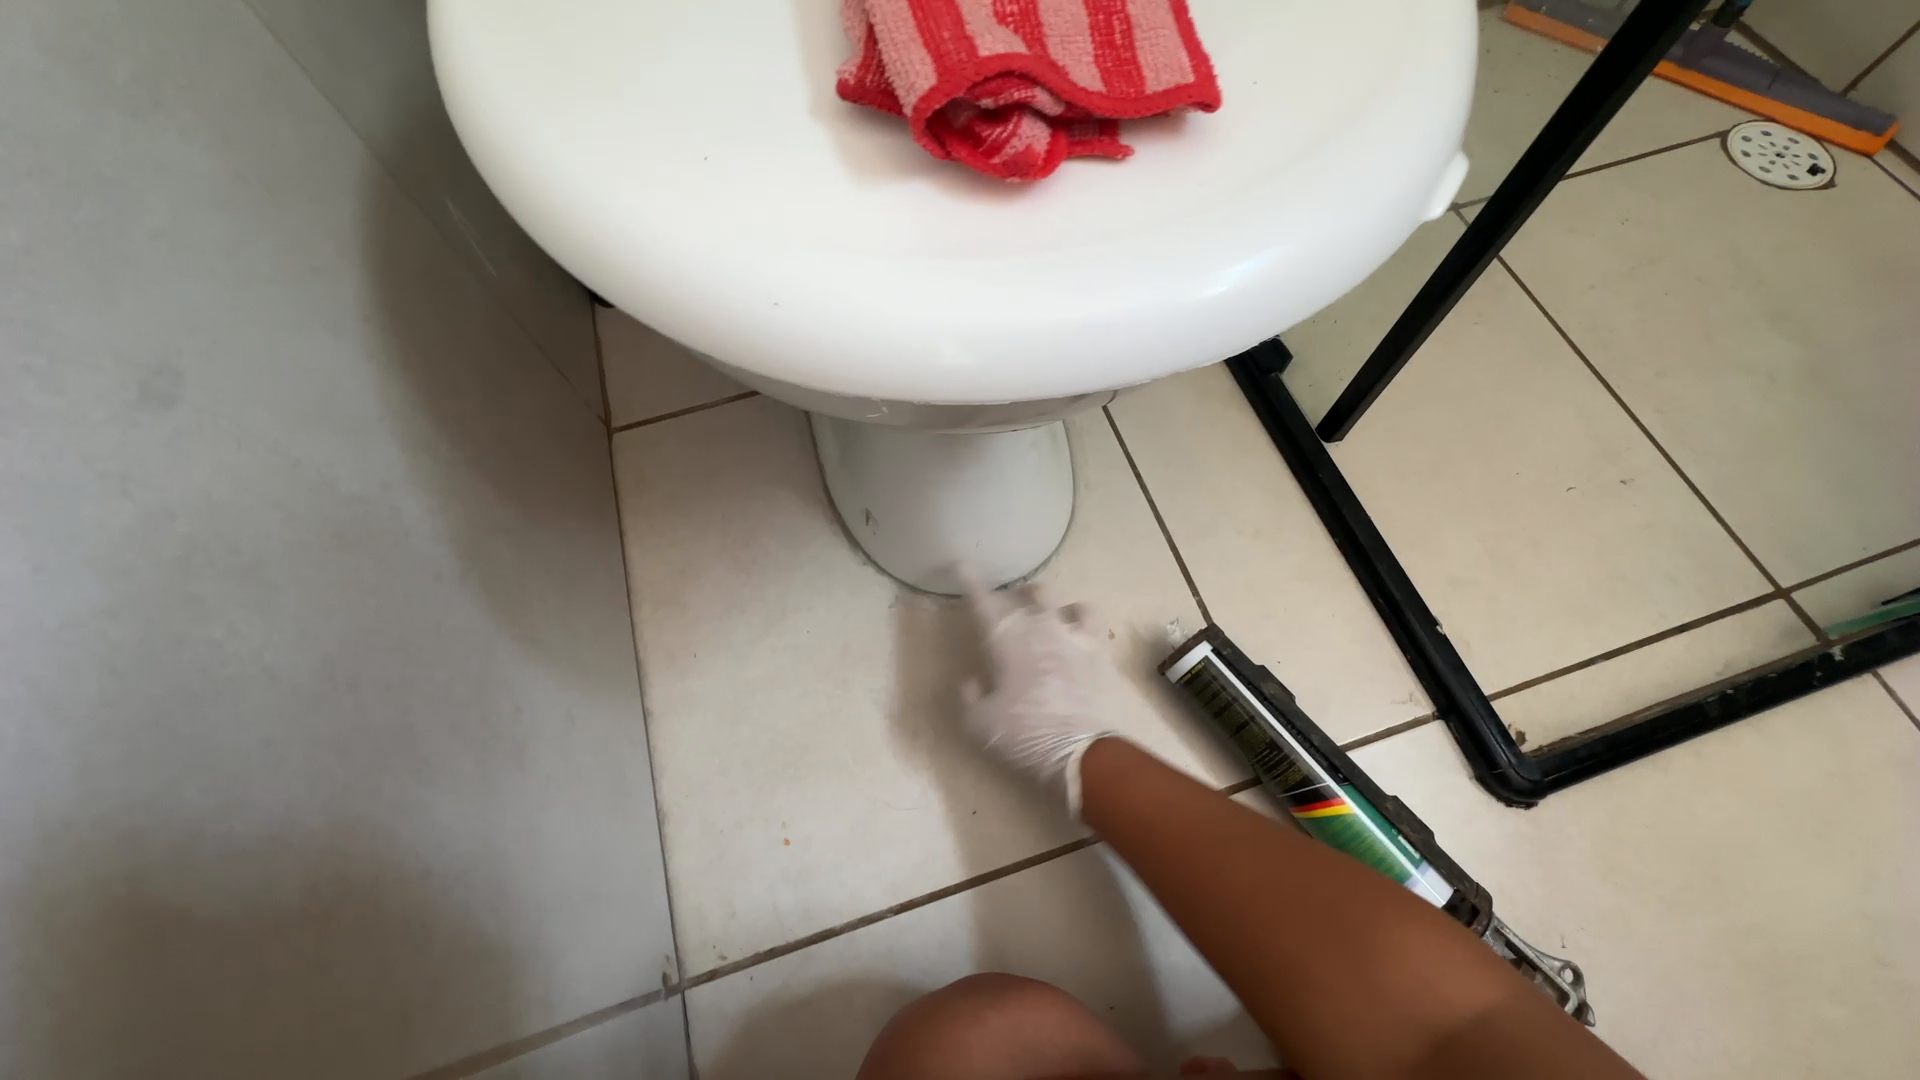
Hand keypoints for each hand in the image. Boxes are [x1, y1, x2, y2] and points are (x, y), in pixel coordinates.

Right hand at [960, 576, 1119, 817]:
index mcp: (1003, 640)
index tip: (963, 566)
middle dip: (1003, 598)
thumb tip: (974, 680)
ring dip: (1036, 598)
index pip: (983, 602)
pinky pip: (1087, 614)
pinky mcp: (1091, 647)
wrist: (1075, 751)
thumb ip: (970, 695)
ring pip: (1049, 596)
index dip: (971, 582)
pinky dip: (1076, 612)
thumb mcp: (977, 721)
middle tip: (996, 609)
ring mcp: (1066, 633)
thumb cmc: (1020, 734)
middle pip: (1015, 597)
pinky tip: (1071, 621)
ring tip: (1033, 607)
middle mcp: (1035, 627)